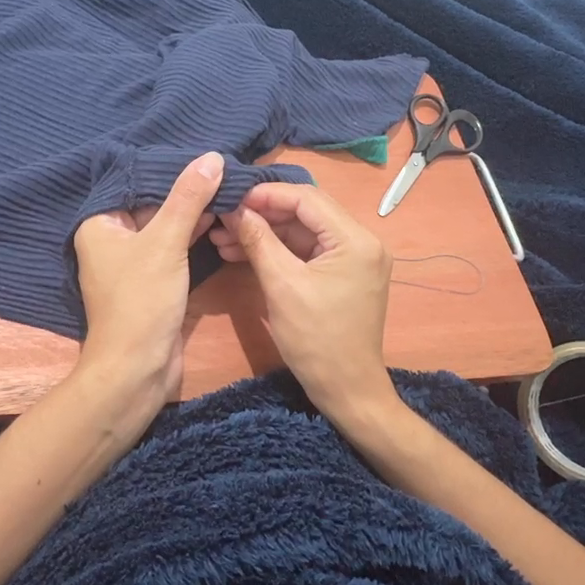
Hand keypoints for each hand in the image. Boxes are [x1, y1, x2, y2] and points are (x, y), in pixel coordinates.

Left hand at [72, 151, 223, 404]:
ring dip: (192, 213)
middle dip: (184, 191)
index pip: (135, 183)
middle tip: (222, 168)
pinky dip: (192, 235)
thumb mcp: (166, 243)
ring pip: (164, 227)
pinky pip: (171, 248)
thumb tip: (212, 157)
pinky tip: (219, 218)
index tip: (203, 154)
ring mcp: (131, 263)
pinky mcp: (151, 282)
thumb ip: (189, 198)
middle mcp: (111, 240)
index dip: (168, 169)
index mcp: (99, 224)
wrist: (137, 369)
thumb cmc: (142, 300)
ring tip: (228, 188)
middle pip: (151, 204)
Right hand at [211, 183, 395, 418]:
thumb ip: (258, 240)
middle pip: (306, 211)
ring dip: (266, 232)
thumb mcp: (281, 285)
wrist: (345, 389)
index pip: (307, 198)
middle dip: (262, 213)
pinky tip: (243, 252)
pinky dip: (278, 250)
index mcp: (355, 240)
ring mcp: (354, 258)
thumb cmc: (315, 339)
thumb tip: (234, 209)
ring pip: (303, 230)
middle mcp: (361, 241)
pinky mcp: (343, 274)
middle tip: (223, 219)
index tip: (230, 198)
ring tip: (224, 239)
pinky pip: (307, 250)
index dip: (266, 195)